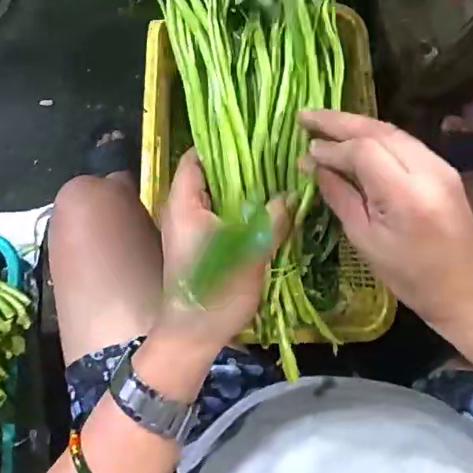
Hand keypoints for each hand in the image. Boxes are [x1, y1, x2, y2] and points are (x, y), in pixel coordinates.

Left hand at [151, 149, 283, 351]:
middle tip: (271, 155)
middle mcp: (179, 209)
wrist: (191, 335)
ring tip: (272, 176)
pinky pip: (215, 212)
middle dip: (237, 164)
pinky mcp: (196, 243)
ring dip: (238, 187)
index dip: (220, 143)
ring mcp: (186, 227)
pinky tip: (262, 207)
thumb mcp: (250, 254)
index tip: (252, 136)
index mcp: (183, 202)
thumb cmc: (214, 291)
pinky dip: (234, 206)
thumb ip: (271, 221)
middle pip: (207, 174)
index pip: (196, 157)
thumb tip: (292, 194)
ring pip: (213, 194)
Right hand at [300, 109, 472, 328]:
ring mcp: (439, 165)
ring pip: (391, 130)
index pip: (363, 152)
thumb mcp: (364, 239)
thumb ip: (340, 196)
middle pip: (378, 131)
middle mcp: (427, 171)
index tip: (307, 152)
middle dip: (339, 121)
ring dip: (355, 123)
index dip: (332, 148)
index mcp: (407, 196)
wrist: (464, 285)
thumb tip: (313, 165)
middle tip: (305, 115)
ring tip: (323, 121)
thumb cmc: (408, 273)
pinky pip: (402, 140)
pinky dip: (374, 134)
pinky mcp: (442, 166)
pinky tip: (353, 135)